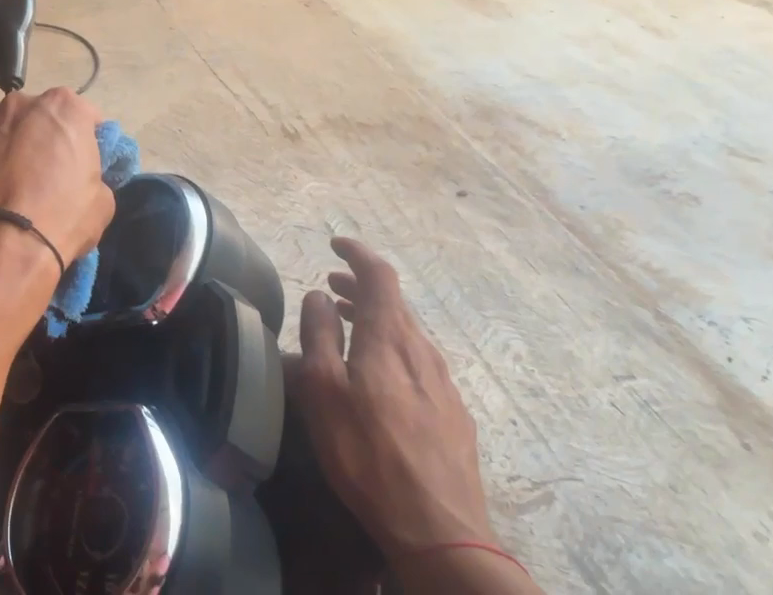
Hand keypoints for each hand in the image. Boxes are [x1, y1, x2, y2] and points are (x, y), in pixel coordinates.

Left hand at [0, 88, 114, 267]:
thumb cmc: (61, 216)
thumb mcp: (102, 201)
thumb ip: (93, 175)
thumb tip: (80, 179)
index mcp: (63, 106)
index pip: (86, 116)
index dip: (89, 140)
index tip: (87, 162)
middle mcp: (22, 104)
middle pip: (43, 118)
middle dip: (48, 138)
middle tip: (52, 172)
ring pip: (10, 132)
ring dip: (17, 148)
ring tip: (18, 185)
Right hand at [297, 238, 494, 557]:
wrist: (439, 528)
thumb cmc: (366, 453)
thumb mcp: (323, 391)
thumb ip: (319, 336)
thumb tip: (318, 295)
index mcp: (390, 338)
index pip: (379, 276)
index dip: (357, 253)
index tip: (335, 244)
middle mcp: (423, 351)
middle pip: (394, 303)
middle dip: (360, 287)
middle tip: (329, 287)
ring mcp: (444, 384)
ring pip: (407, 334)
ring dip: (375, 319)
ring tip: (347, 324)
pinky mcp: (453, 414)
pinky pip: (418, 363)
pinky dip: (392, 348)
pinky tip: (378, 374)